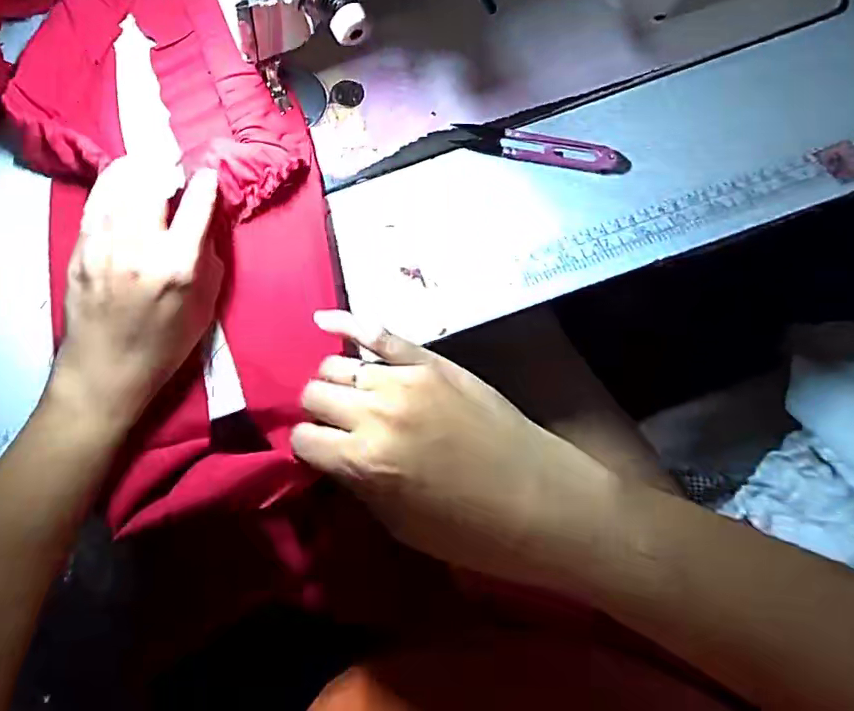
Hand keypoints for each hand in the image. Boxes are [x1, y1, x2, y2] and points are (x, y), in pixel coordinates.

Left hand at [49, 157, 222, 432]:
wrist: (104, 372)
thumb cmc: (164, 345)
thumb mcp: (205, 305)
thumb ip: (208, 253)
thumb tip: (205, 213)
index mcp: (177, 265)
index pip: (197, 202)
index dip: (206, 181)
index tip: (207, 174)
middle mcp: (138, 248)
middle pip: (152, 180)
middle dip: (166, 163)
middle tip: (173, 162)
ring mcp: (103, 246)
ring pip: (119, 182)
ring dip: (137, 167)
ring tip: (147, 164)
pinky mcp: (79, 248)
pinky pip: (96, 200)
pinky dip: (112, 184)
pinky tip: (121, 182)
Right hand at [291, 311, 628, 592]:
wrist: (550, 506)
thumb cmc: (475, 533)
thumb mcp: (401, 525)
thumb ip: (356, 484)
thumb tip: (329, 455)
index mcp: (365, 461)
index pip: (303, 438)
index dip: (307, 448)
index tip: (320, 455)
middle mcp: (375, 412)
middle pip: (314, 394)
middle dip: (318, 412)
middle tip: (338, 427)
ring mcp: (404, 378)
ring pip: (337, 364)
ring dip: (335, 382)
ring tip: (351, 396)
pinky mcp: (430, 361)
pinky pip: (376, 332)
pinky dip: (346, 324)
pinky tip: (324, 321)